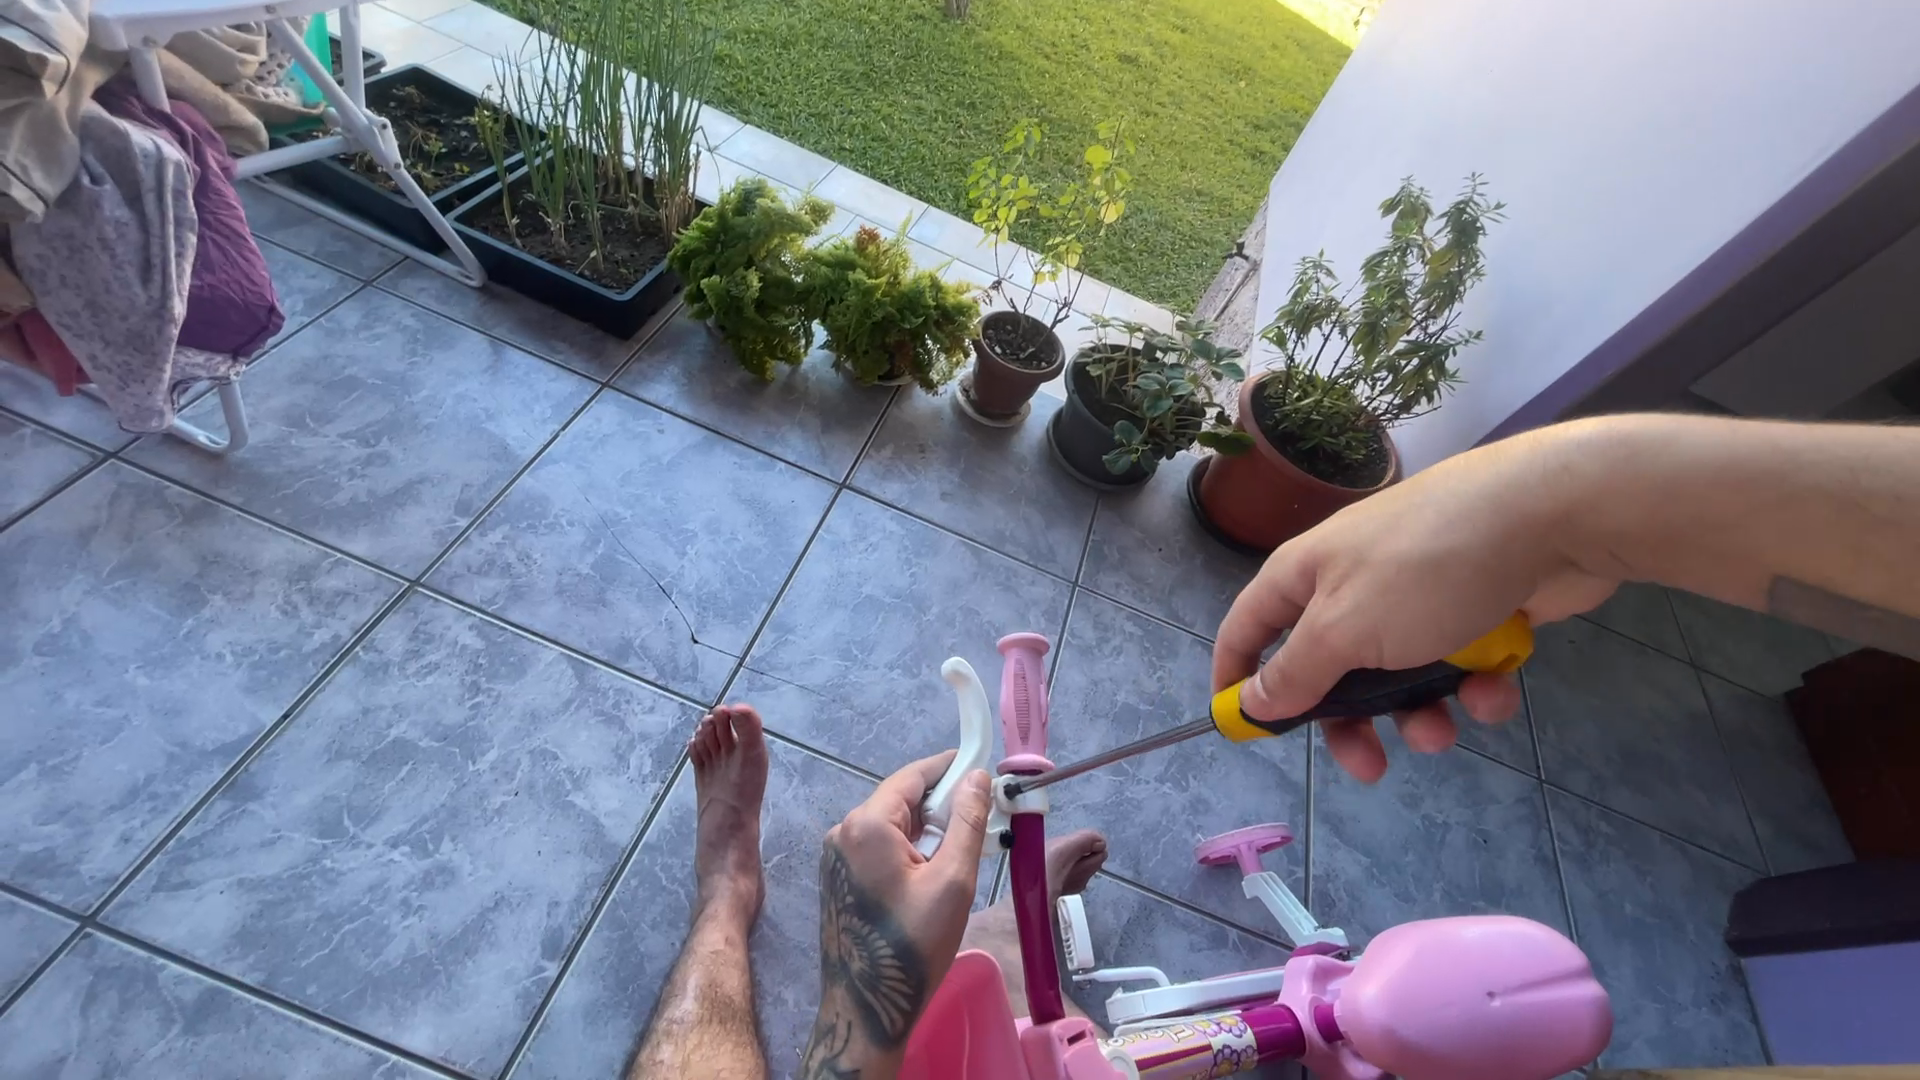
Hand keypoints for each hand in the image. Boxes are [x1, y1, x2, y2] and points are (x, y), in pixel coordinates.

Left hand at [800, 750, 992, 1079]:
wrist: (864, 1012)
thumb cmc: (911, 945)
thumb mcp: (952, 880)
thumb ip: (967, 821)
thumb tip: (977, 776)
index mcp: (867, 823)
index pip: (912, 776)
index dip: (948, 767)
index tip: (981, 766)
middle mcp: (844, 830)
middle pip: (902, 798)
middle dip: (941, 801)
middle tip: (981, 813)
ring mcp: (836, 854)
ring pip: (892, 822)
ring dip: (927, 826)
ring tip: (962, 843)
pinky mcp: (838, 876)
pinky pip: (879, 844)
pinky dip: (909, 845)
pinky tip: (933, 865)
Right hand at [1213, 427, 1618, 782]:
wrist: (1548, 515)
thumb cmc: (1419, 573)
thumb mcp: (1342, 631)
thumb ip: (1294, 673)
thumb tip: (1250, 703)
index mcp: (1300, 579)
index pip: (1245, 630)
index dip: (1235, 677)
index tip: (1240, 727)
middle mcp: (1346, 587)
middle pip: (1324, 668)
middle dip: (1346, 720)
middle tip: (1367, 766)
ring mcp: (1408, 596)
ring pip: (1392, 675)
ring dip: (1415, 712)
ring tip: (1443, 731)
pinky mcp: (1468, 608)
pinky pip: (1451, 662)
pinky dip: (1469, 686)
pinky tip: (1493, 692)